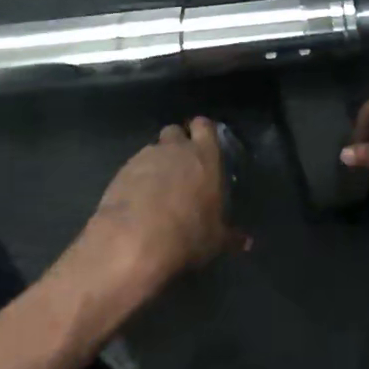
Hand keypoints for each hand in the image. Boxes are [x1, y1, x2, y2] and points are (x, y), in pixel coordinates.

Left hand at [86, 117, 241, 285]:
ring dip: (155, 163)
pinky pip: (132, 167)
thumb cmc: (187, 233)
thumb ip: (230, 236)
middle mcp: (176, 148)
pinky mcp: (122, 170)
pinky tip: (136, 200)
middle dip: (176, 144)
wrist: (135, 239)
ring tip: (156, 188)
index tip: (202, 143)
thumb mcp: (214, 240)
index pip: (204, 126)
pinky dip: (136, 178)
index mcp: (204, 156)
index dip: (202, 131)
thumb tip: (247, 242)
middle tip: (180, 166)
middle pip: (175, 131)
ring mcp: (146, 157)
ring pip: (152, 149)